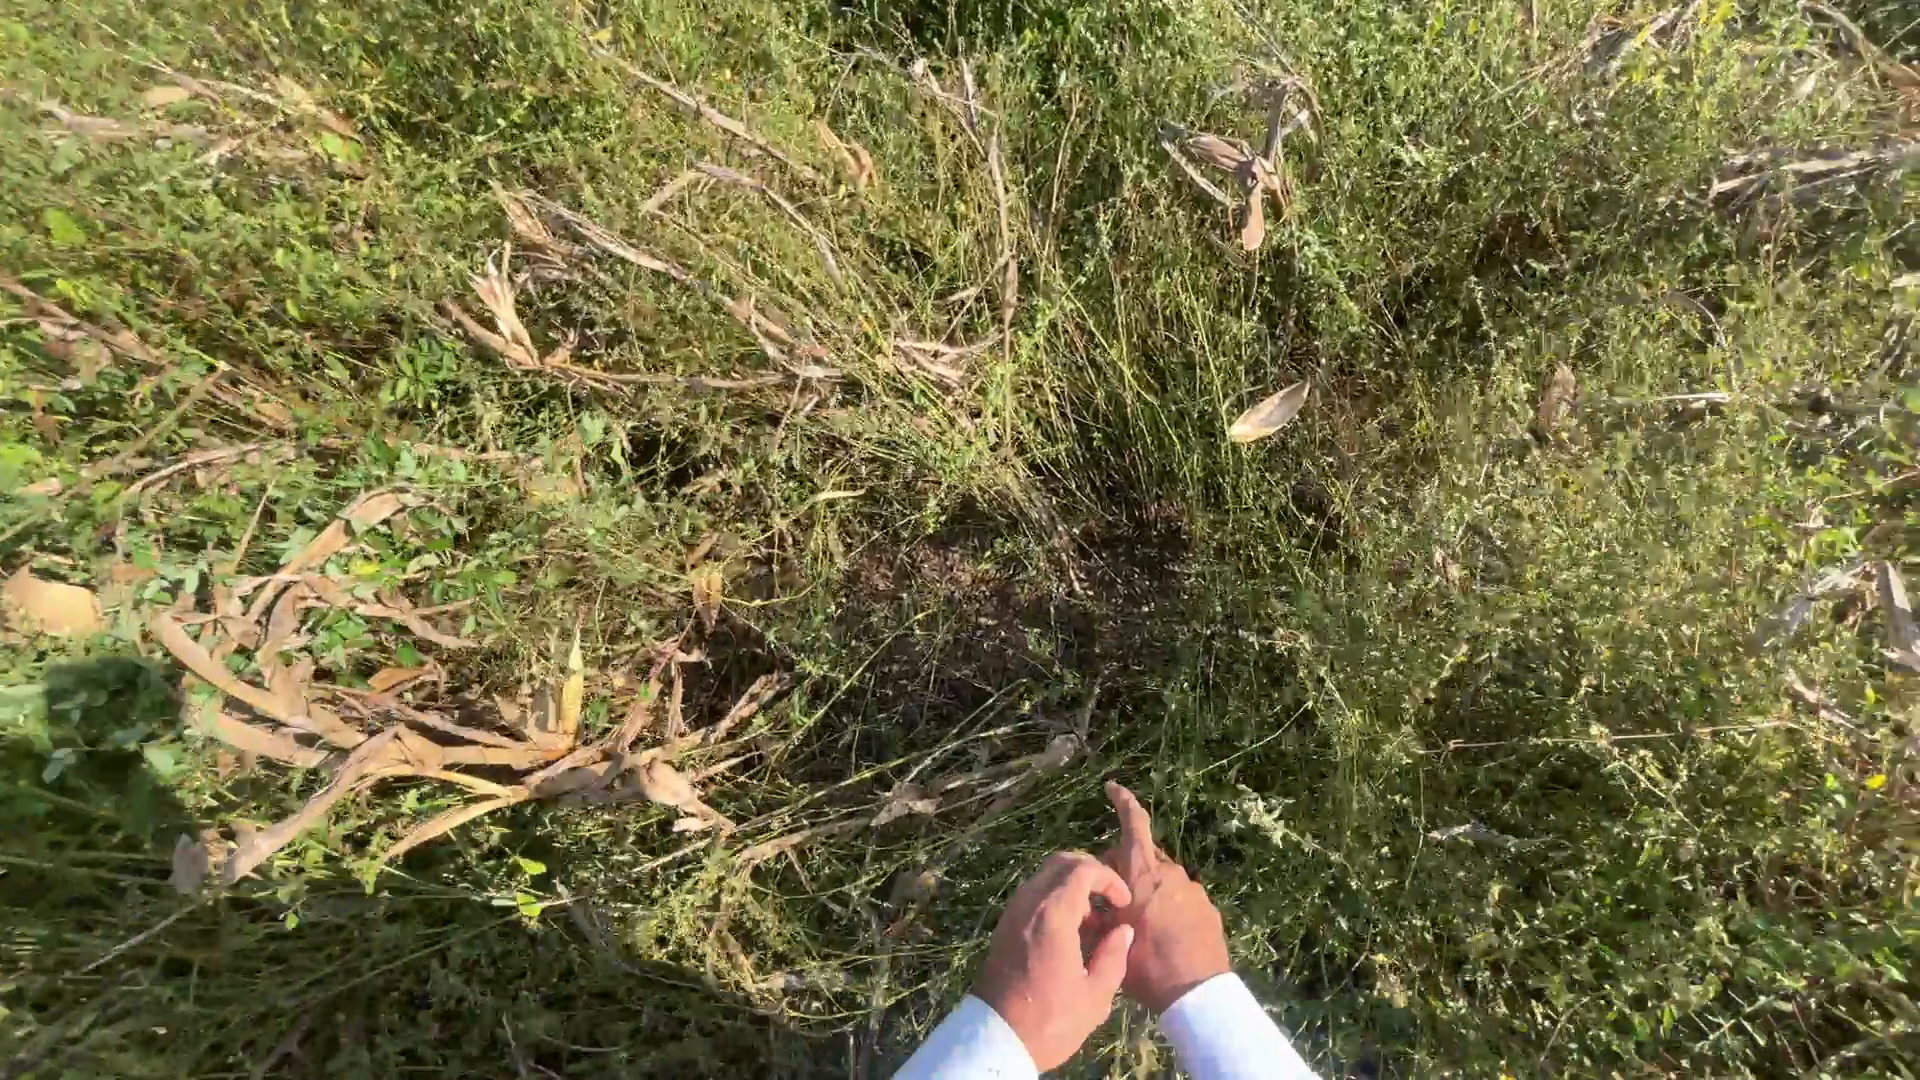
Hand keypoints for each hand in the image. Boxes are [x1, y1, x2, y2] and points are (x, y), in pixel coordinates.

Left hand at [974, 851, 1135, 1070]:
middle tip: (1109, 900)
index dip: (1108, 878)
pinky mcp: (1006, 922)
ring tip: (1092, 920)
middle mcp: (1030, 901)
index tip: (1123, 901)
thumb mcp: (1094, 996)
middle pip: (1061, 863)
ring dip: (1071, 885)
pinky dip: (1055, 897)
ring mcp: (1014, 909)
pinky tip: (1070, 929)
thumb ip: (1113, 956)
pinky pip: (1034, 893)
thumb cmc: (1050, 1020)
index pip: (1083, 870)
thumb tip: (1123, 930)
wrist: (997, 1036)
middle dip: (1090, 873)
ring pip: (1045, 876)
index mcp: (1053, 913)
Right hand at [1097, 781, 1231, 1012]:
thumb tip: (1090, 901)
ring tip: (1138, 923)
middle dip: (1126, 866)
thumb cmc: (1146, 962)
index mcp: (1142, 871)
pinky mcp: (1208, 909)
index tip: (1112, 787)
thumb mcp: (1109, 937)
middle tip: (1112, 894)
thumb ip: (1098, 911)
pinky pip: (1181, 898)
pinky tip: (1163, 935)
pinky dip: (1169, 907)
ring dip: (1148, 890)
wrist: (1196, 994)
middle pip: (1143, 855)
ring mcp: (1192, 889)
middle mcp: (1169, 871)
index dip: (1122, 800)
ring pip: (1162, 879)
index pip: (1133, 821)